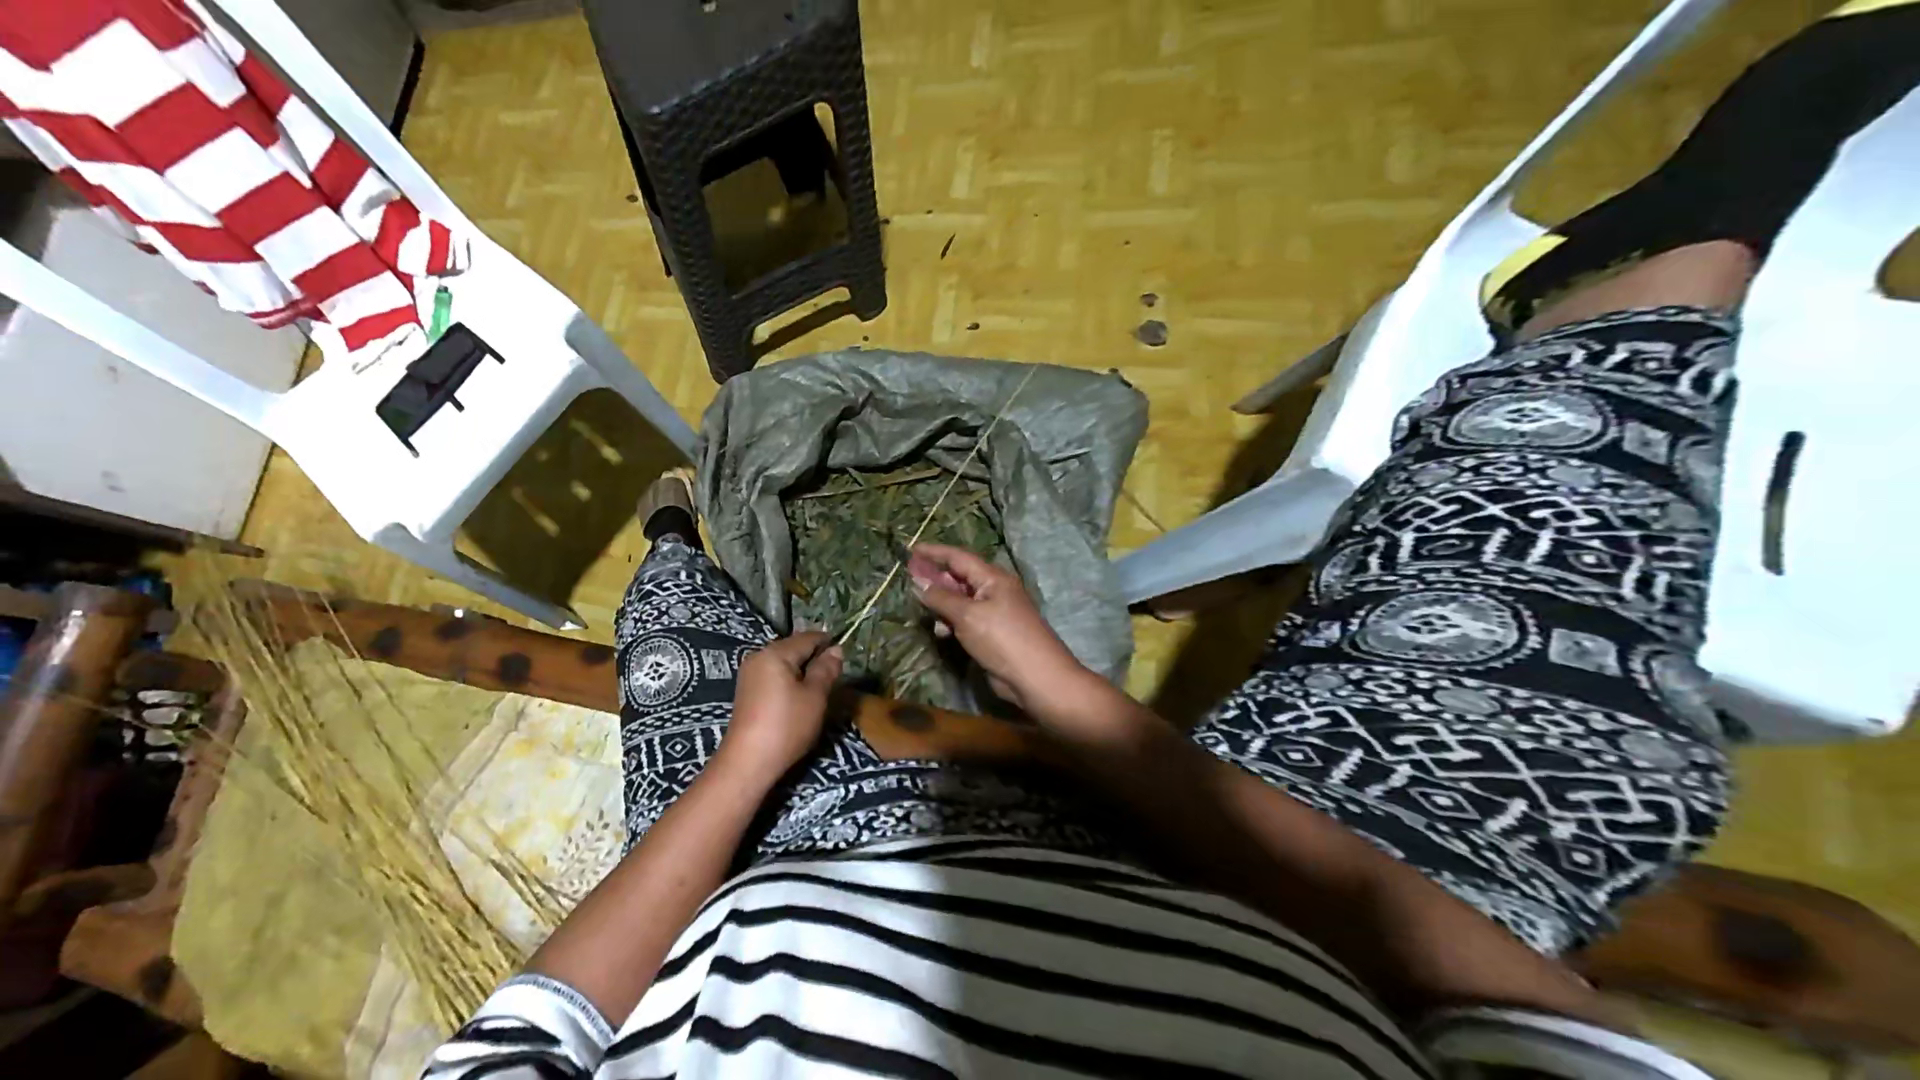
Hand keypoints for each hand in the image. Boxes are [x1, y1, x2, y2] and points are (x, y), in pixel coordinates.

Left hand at [721, 632, 842, 781]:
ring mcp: (750, 674)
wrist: (748, 763)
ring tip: (818, 691)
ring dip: (802, 672)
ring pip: (784, 663)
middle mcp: (758, 657)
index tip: (844, 660)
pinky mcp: (747, 692)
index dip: (828, 643)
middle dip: (815, 658)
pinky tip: (798, 700)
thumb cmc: (787, 726)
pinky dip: (789, 682)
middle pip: (794, 648)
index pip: (808, 637)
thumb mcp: (815, 696)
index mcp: (775, 653)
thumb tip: (835, 649)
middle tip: (833, 679)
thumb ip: (826, 669)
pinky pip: (774, 676)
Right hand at [907, 543, 1092, 712]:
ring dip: (942, 603)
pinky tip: (941, 632)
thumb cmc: (1002, 639)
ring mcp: (995, 612)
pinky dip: (952, 623)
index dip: (935, 552)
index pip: (959, 557)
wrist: (1036, 677)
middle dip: (936, 576)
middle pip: (960, 577)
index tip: (912, 549)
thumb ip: (942, 598)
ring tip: (922, 608)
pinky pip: (967, 620)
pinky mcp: (993, 633)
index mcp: (993, 578)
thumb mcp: (967, 615)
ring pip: (962, 600)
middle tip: (910, 576)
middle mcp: (995, 590)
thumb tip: (920, 585)